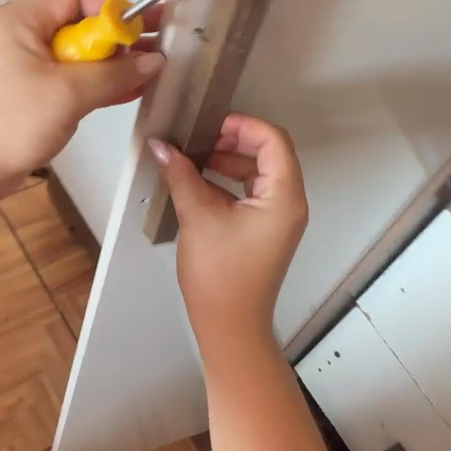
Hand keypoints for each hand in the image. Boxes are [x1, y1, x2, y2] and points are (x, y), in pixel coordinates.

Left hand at [0, 0, 164, 196]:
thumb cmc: (13, 123)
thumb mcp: (69, 94)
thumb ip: (115, 74)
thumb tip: (156, 61)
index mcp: (26, 18)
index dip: (111, 7)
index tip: (134, 36)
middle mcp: (30, 32)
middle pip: (85, 18)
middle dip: (121, 35)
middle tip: (158, 49)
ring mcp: (35, 62)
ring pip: (85, 50)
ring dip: (117, 61)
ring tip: (153, 70)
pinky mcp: (41, 89)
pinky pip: (79, 75)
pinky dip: (104, 80)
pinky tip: (134, 89)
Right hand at [150, 114, 307, 351]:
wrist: (229, 326)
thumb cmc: (221, 277)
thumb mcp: (198, 218)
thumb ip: (181, 176)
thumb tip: (161, 146)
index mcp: (284, 197)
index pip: (273, 141)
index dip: (242, 126)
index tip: (209, 124)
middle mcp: (289, 203)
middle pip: (268, 154)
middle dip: (232, 141)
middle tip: (197, 140)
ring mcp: (278, 218)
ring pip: (258, 173)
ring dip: (227, 161)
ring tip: (191, 160)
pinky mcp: (264, 231)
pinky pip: (250, 193)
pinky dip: (227, 182)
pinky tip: (197, 184)